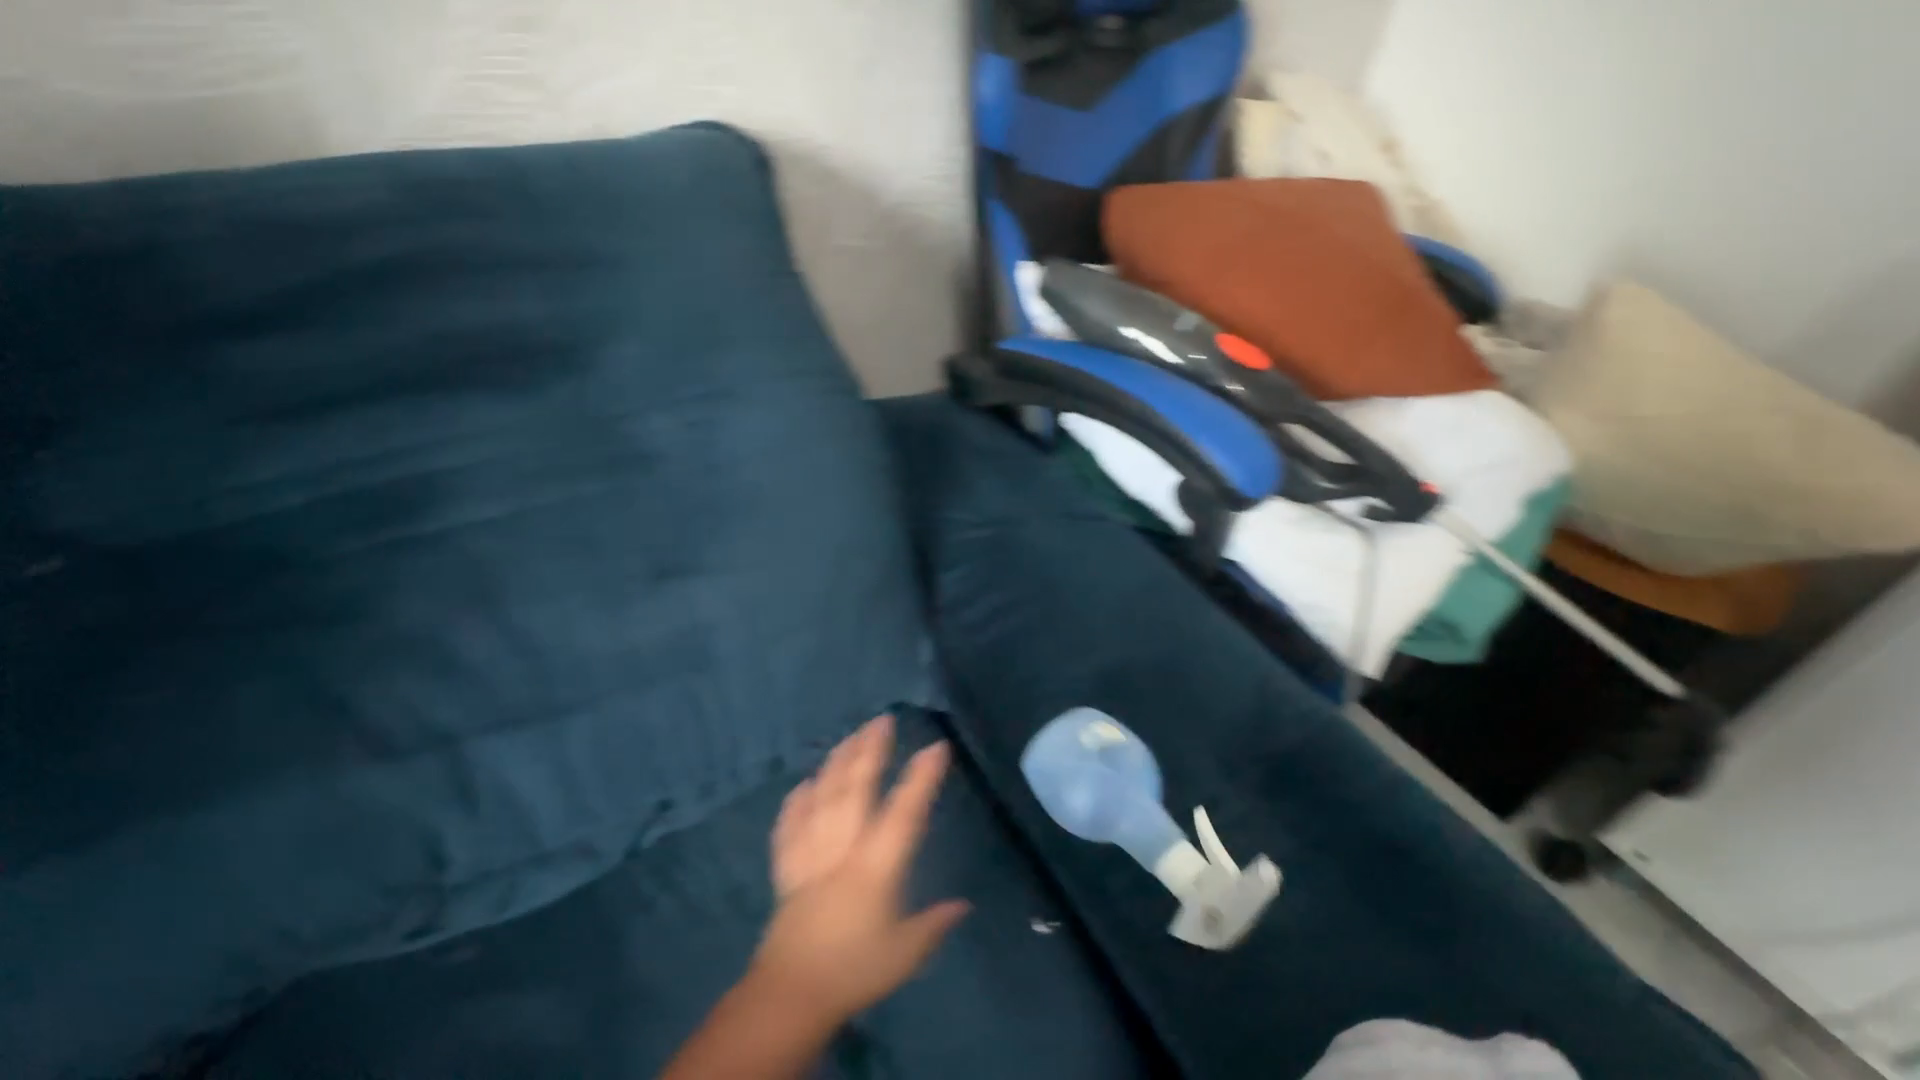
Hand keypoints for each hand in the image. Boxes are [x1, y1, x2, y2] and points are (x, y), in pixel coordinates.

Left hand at [748, 714, 968, 1023]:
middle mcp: (842, 850)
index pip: (903, 812)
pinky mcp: (786, 870)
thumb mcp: (906, 952)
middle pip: (855, 790)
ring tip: (849, 737)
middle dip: (869, 751)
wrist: (792, 993)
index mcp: (876, 867)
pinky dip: (796, 802)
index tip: (936, 747)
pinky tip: (802, 784)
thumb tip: (962, 904)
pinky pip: (789, 827)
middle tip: (881, 720)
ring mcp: (810, 856)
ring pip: (822, 798)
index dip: (921, 778)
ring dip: (836, 764)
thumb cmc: (855, 971)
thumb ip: (934, 923)